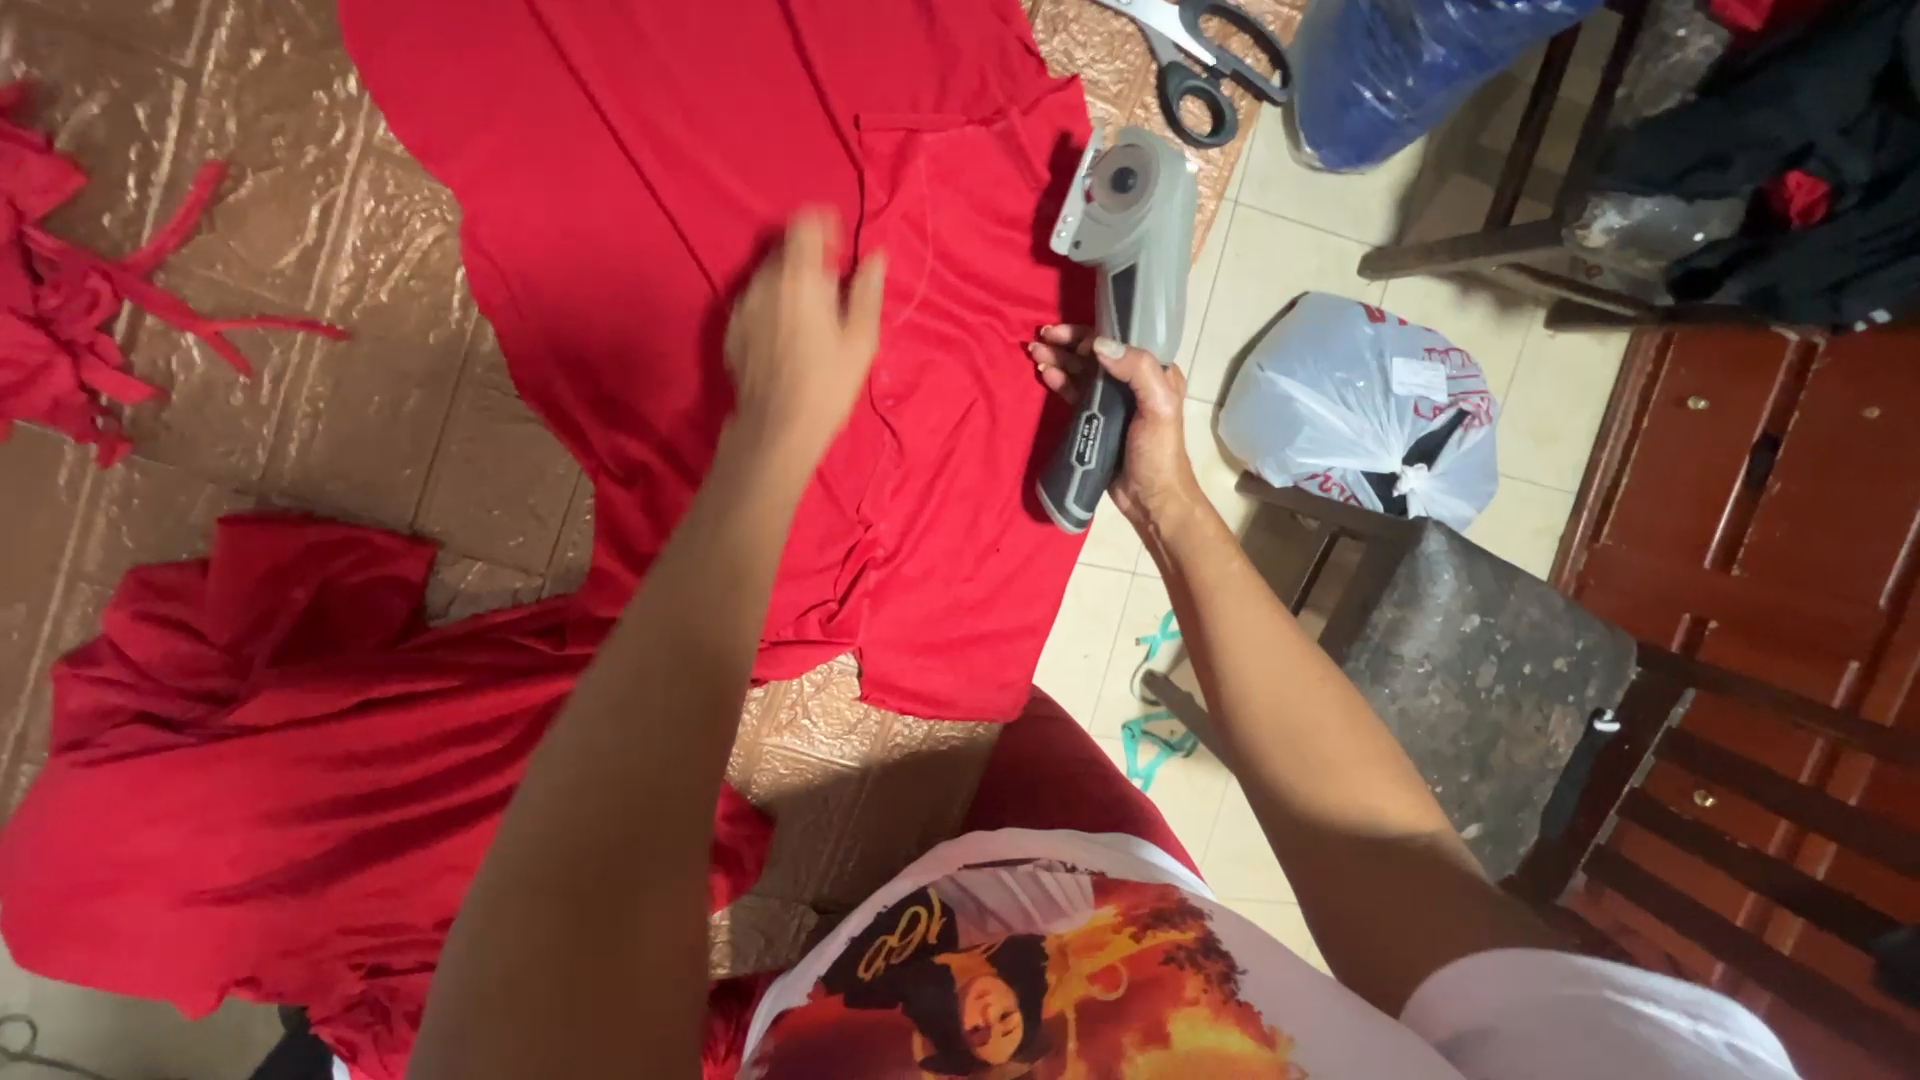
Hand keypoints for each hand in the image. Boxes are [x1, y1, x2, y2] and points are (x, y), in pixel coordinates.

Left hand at [724, 208, 887, 465]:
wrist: (776, 429)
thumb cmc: (827, 386)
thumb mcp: (861, 341)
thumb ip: (867, 292)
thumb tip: (875, 257)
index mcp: (799, 278)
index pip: (806, 223)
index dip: (826, 227)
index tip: (841, 247)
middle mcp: (764, 282)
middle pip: (786, 249)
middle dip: (809, 260)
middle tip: (831, 291)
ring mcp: (742, 305)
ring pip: (768, 276)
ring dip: (789, 284)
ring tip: (809, 317)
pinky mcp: (731, 328)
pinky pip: (755, 302)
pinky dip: (772, 306)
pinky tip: (786, 337)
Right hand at [1029, 325, 1202, 532]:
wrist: (1151, 499)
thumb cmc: (1158, 453)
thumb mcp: (1158, 406)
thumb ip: (1137, 370)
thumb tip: (1098, 344)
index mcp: (1156, 373)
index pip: (1121, 341)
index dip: (1092, 333)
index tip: (1065, 333)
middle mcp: (1134, 383)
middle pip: (1097, 355)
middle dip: (1068, 345)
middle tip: (1041, 339)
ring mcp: (1114, 402)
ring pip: (1083, 373)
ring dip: (1060, 361)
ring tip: (1036, 354)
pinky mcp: (1098, 421)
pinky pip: (1076, 394)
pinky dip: (1061, 382)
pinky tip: (1046, 375)